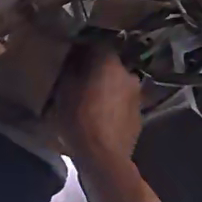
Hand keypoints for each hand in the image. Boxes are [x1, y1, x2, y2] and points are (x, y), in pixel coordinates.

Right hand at [50, 43, 158, 201]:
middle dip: (96, 70)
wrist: (103, 158)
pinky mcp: (139, 116)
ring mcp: (137, 96)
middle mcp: (128, 74)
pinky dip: (113, 107)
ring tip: (90, 101)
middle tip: (79, 80)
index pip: (97, 44)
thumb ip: (68, 69)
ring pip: (118, 85)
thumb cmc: (79, 120)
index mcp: (109, 62)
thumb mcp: (63, 91)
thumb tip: (71, 56)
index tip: (71, 56)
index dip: (82, 49)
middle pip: (109, 65)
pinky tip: (101, 118)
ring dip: (106, 89)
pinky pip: (122, 104)